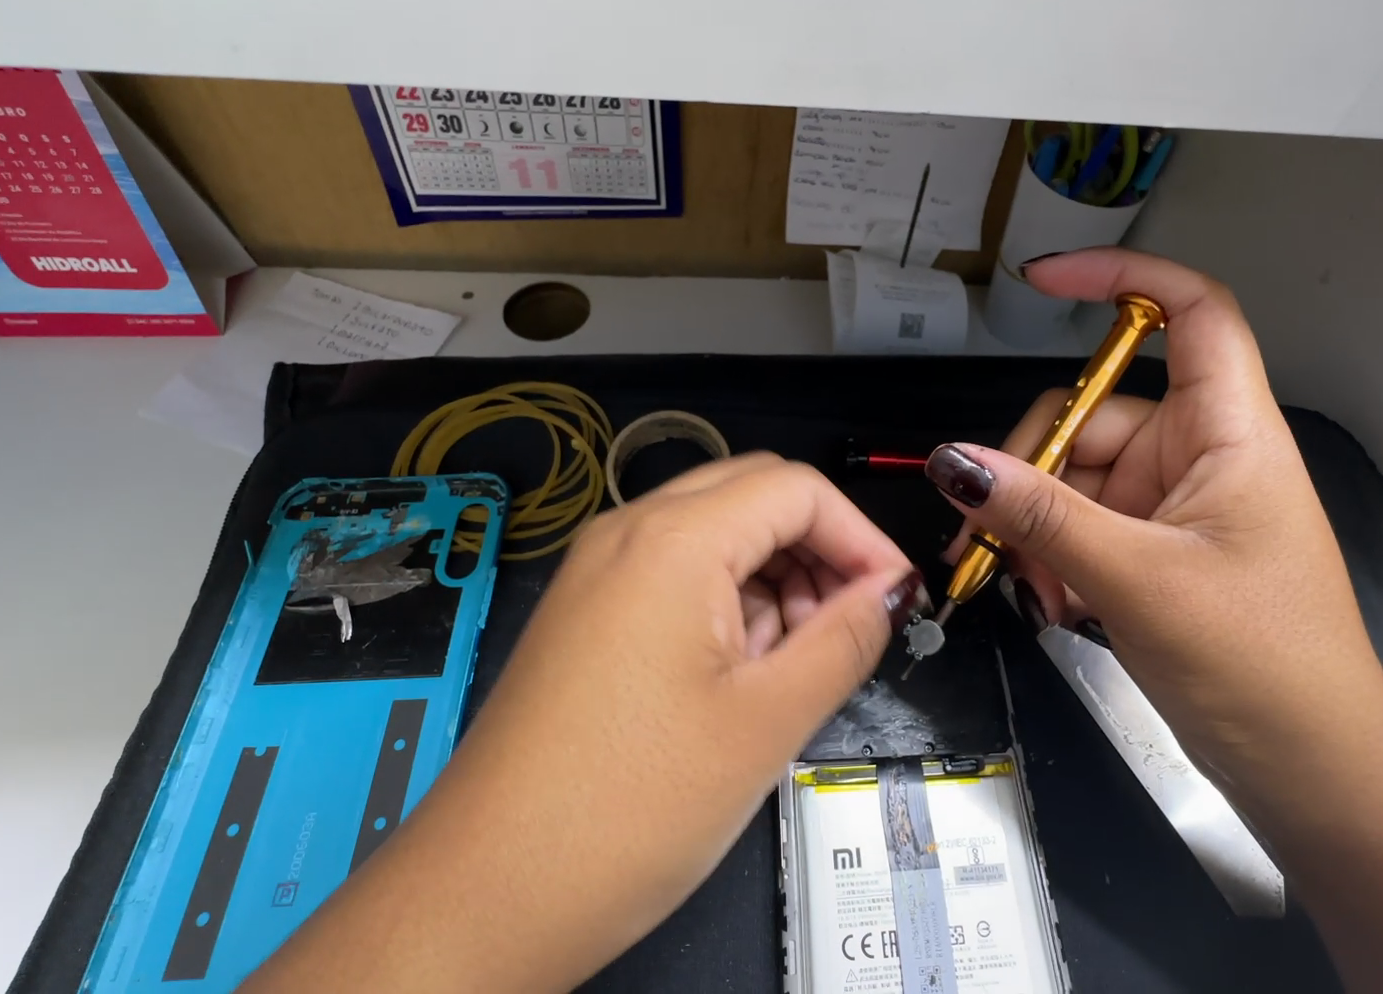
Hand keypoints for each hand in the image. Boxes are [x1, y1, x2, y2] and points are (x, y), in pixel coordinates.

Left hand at [247, 454, 928, 993]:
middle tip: (851, 627)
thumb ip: (843, 640)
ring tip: (796, 661)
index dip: (861, 536)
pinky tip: (741, 672)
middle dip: (818, 549)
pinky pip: (676, 575)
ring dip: (775, 578)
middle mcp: (627, 533)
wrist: (485, 893)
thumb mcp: (764, 723)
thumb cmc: (632, 807)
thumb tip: (890, 593)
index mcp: (672, 540)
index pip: (797, 489)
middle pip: (753, 498)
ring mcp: (598, 572)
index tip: (897, 598)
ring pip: (715, 535)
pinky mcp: (587, 615)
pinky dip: (729, 601)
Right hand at [928, 247, 1382, 785]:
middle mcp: (1199, 456)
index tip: (1043, 280)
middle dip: (1030, 471)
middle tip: (988, 532)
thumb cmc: (1264, 668)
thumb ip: (1040, 516)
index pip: (1189, 312)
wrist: (1310, 773)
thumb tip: (955, 461)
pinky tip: (1052, 602)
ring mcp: (1173, 506)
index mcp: (1230, 433)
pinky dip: (1052, 557)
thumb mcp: (1138, 581)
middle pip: (1092, 415)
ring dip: (1035, 529)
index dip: (1121, 276)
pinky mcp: (1154, 551)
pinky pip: (1081, 526)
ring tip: (1032, 590)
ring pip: (1074, 480)